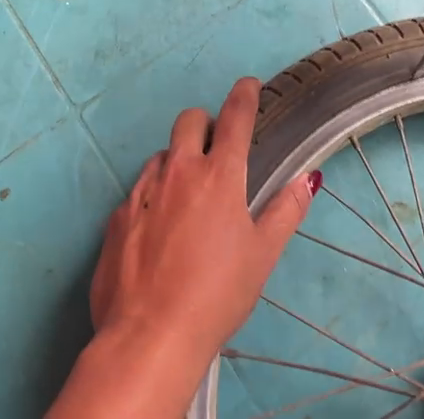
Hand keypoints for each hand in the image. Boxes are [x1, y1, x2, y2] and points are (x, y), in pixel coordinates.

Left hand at [87, 77, 317, 362]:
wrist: (148, 337)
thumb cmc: (217, 293)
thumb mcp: (262, 255)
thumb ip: (286, 210)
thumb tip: (308, 179)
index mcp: (219, 175)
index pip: (234, 117)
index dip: (245, 94)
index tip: (249, 85)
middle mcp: (178, 173)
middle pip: (188, 121)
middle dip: (204, 124)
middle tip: (216, 148)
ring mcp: (141, 194)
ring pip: (160, 156)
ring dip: (176, 162)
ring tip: (187, 195)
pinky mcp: (115, 221)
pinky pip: (137, 193)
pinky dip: (152, 198)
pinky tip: (158, 230)